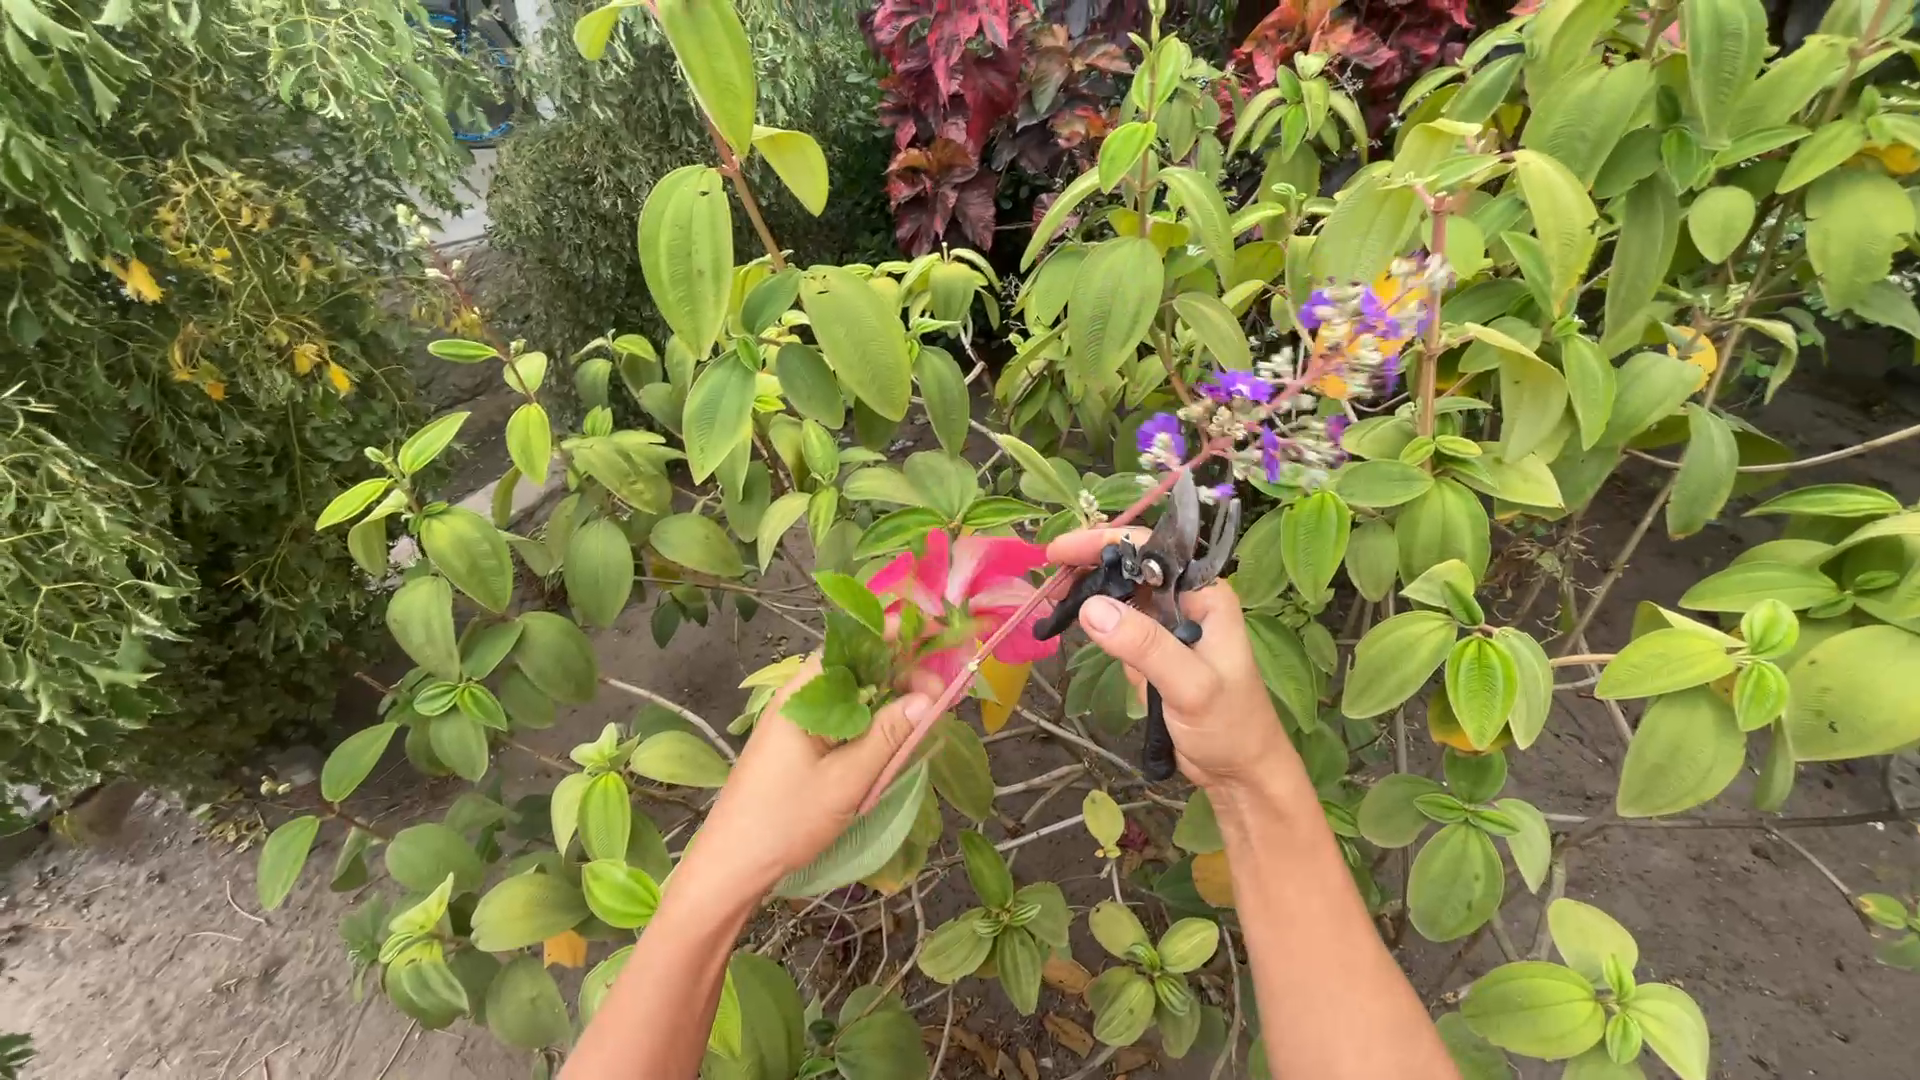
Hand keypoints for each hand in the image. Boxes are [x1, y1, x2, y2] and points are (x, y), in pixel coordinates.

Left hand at [673, 656, 935, 905]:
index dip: (894, 632)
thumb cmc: (785, 820)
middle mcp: (800, 698)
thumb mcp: (847, 779)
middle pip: (857, 665)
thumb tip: (929, 696)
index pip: (852, 642)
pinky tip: (898, 729)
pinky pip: (846, 718)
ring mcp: (800, 722)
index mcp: (803, 694)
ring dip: (890, 695)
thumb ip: (889, 735)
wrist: (732, 868)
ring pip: (854, 693)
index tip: (934, 633)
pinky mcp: (803, 745)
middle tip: (942, 689)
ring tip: (928, 707)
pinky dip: (874, 718)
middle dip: (901, 668)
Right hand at [1046, 528, 1307, 796]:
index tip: (1062, 550)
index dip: (1105, 542)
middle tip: (1048, 570)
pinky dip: (1089, 615)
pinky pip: (1115, 622)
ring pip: (1119, 592)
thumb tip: (1090, 607)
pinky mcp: (1149, 650)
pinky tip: (1065, 616)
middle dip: (1088, 562)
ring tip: (1050, 593)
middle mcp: (1184, 601)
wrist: (1238, 771)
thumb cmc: (1230, 725)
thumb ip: (1145, 645)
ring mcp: (1164, 625)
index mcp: (1205, 594)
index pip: (1151, 550)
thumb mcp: (1190, 685)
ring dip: (1085, 587)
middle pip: (1130, 565)